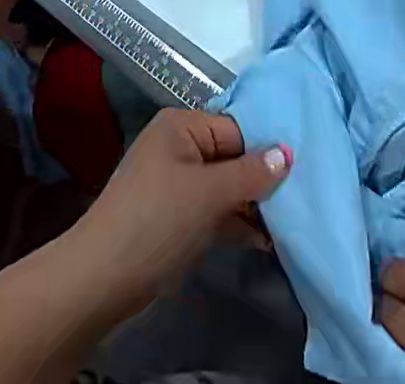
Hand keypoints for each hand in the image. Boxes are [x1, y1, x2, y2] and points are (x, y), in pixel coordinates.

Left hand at [61, 109, 290, 312]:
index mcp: (182, 126)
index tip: (304, 172)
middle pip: (232, 156)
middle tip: (302, 202)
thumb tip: (287, 154)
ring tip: (289, 227)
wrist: (100, 279)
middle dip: (263, 181)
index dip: (267, 151)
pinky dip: (235, 221)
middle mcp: (178, 146)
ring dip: (253, 206)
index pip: (237, 129)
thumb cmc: (157, 220)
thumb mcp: (209, 193)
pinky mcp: (174, 214)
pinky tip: (264, 241)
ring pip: (225, 185)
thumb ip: (251, 173)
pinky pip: (214, 208)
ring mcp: (175, 181)